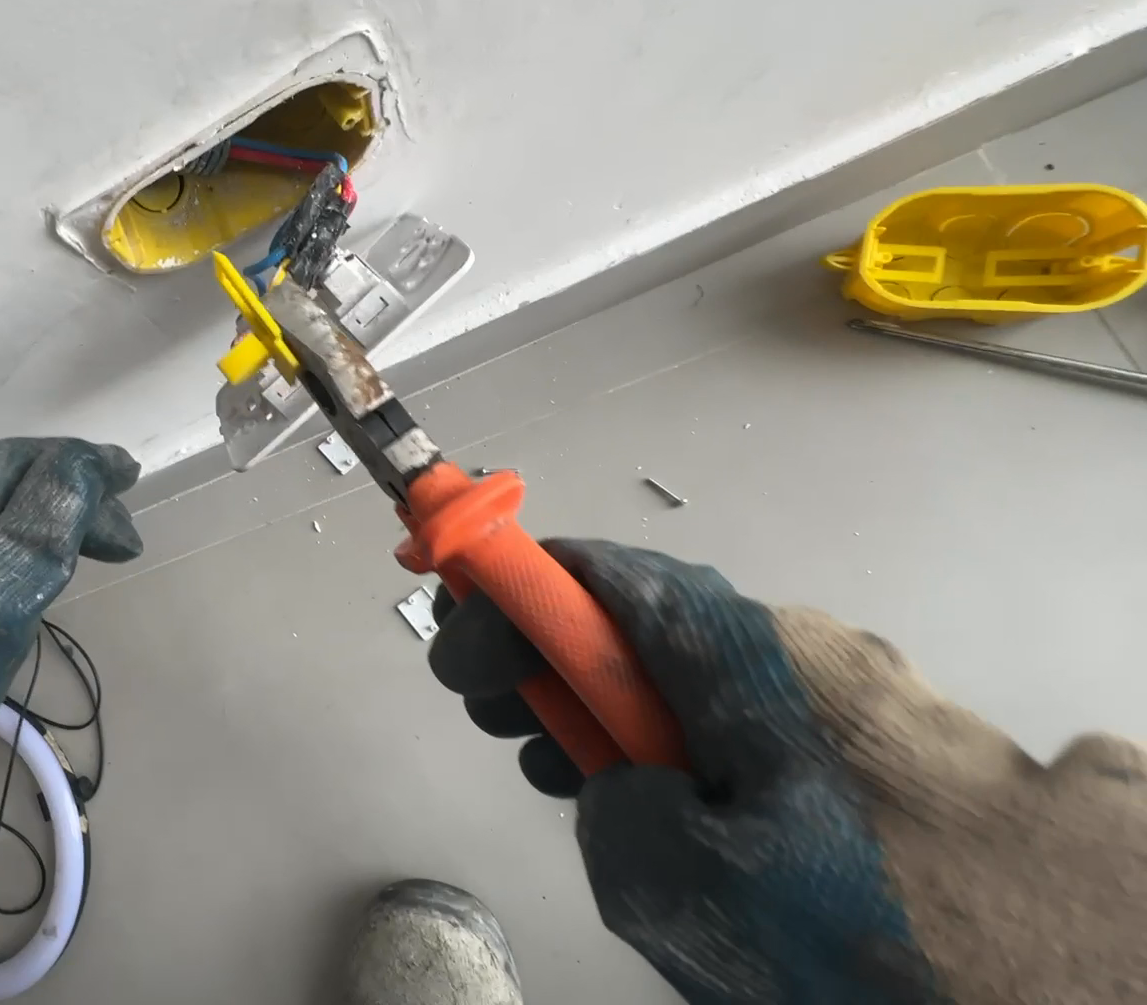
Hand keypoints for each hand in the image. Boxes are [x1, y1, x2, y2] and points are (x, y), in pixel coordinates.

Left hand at [0, 438, 141, 952]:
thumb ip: (40, 531)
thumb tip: (83, 464)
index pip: (13, 461)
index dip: (76, 464)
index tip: (127, 477)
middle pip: (8, 479)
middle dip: (72, 495)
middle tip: (123, 534)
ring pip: (3, 505)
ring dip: (58, 517)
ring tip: (105, 544)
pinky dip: (33, 538)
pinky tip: (57, 556)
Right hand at [430, 539, 1146, 1004]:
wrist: (1106, 993)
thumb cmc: (876, 930)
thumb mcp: (690, 886)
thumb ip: (611, 806)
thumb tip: (617, 782)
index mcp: (743, 652)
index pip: (593, 576)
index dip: (505, 592)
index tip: (457, 649)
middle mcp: (789, 647)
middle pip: (626, 616)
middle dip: (539, 653)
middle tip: (494, 712)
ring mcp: (832, 693)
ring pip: (674, 667)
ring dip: (596, 701)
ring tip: (557, 764)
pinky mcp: (863, 744)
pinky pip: (726, 710)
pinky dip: (662, 735)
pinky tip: (654, 797)